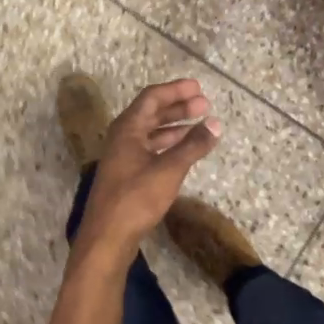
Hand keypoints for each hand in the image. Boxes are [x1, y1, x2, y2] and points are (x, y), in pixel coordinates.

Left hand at [78, 79, 221, 252]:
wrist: (107, 236)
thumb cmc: (135, 198)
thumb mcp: (168, 169)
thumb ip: (193, 145)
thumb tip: (215, 123)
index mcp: (128, 128)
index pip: (152, 97)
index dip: (175, 90)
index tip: (198, 88)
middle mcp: (123, 137)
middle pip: (152, 112)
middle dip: (178, 107)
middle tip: (204, 104)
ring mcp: (124, 156)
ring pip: (152, 131)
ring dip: (175, 125)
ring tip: (200, 123)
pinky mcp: (128, 174)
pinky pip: (151, 148)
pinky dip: (169, 144)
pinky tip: (185, 149)